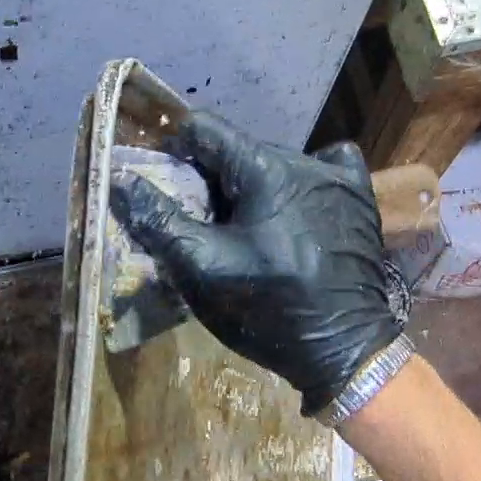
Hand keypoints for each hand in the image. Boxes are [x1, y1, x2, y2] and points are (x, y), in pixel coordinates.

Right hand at [108, 110, 400, 414]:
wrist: (345, 350)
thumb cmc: (267, 310)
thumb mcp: (202, 267)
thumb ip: (159, 218)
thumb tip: (120, 178)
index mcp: (265, 168)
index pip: (204, 129)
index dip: (173, 149)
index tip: (161, 179)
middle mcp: (306, 160)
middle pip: (238, 150)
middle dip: (210, 178)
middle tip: (197, 220)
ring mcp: (339, 180)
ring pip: (274, 165)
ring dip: (249, 187)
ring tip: (242, 231)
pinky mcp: (360, 201)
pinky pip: (321, 173)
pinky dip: (296, 186)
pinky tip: (290, 213)